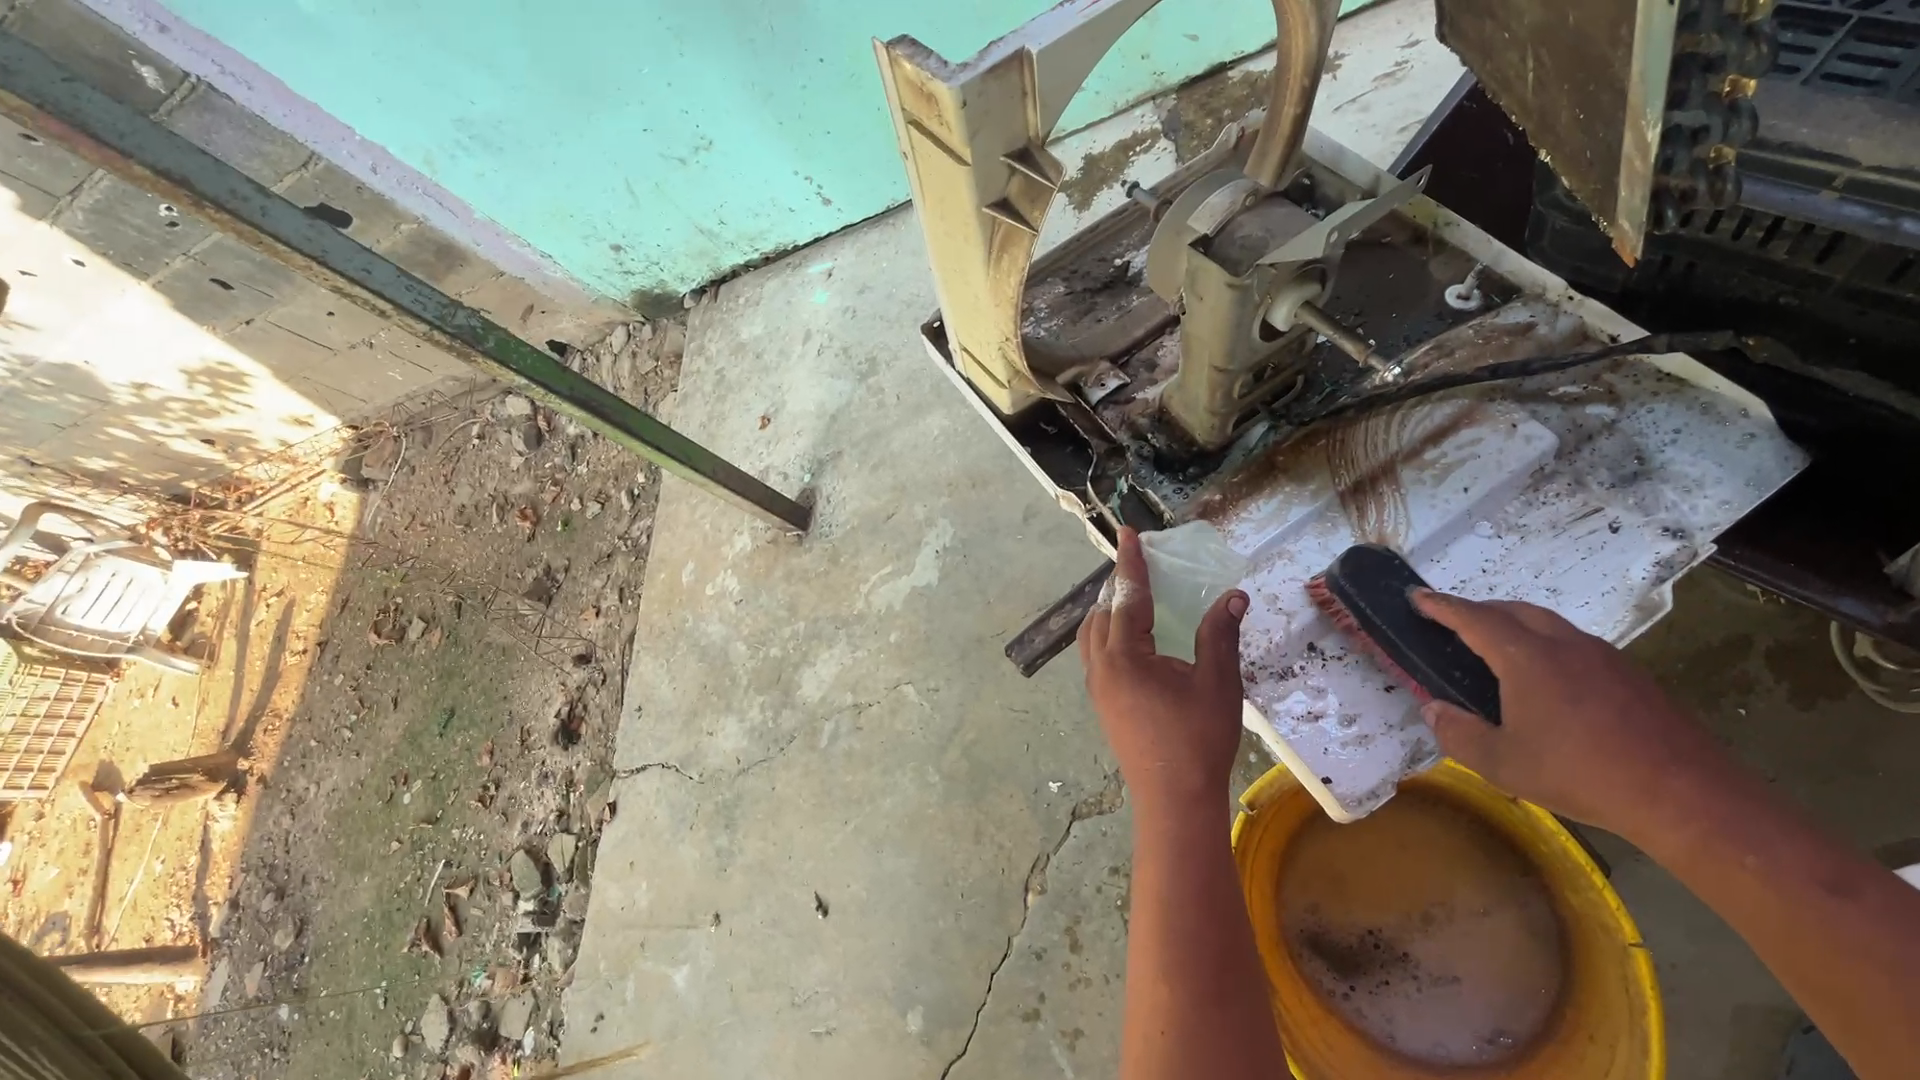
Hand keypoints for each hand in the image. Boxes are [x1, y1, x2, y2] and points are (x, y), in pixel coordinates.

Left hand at [1078, 528, 1248, 810]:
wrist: (1174, 800)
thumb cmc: (1198, 740)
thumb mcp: (1217, 683)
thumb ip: (1219, 634)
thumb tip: (1233, 595)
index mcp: (1125, 656)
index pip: (1127, 596)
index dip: (1131, 562)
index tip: (1128, 532)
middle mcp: (1102, 667)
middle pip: (1102, 612)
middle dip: (1118, 585)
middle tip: (1140, 564)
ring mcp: (1097, 688)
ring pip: (1093, 635)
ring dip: (1109, 610)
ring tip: (1133, 597)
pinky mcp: (1102, 704)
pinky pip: (1096, 655)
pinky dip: (1108, 633)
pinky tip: (1131, 639)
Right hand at [1412, 590, 1734, 839]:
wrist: (1685, 796)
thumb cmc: (1582, 775)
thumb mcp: (1502, 764)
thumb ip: (1459, 733)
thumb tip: (1433, 709)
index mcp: (1527, 659)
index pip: (1474, 619)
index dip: (1441, 606)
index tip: (1417, 596)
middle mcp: (1565, 645)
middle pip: (1515, 610)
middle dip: (1479, 610)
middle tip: (1454, 624)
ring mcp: (1604, 658)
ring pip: (1549, 625)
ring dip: (1516, 626)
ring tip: (1498, 652)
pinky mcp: (1631, 676)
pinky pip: (1576, 646)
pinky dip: (1547, 647)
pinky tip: (1548, 683)